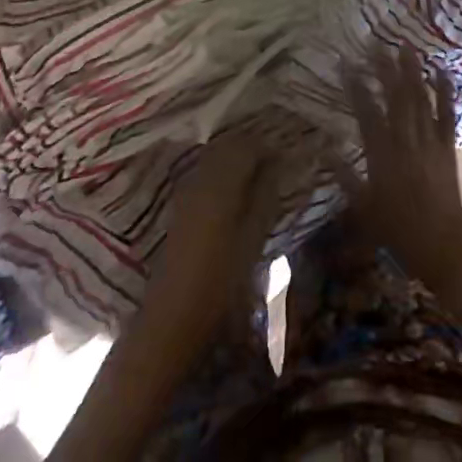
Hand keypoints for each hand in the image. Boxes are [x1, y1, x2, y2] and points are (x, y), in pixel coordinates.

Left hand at [147, 132, 288, 328]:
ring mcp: (186, 190)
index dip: (269, 148)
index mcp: (220, 182)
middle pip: (228, 146)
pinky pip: (206, 174)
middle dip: (253, 150)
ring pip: (215, 158)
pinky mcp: (180, 206)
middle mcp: (200, 177)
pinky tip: (238, 196)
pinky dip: (224, 175)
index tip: (288, 161)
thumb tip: (276, 164)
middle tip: (277, 168)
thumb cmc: (221, 281)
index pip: (247, 145)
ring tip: (261, 182)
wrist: (174, 316)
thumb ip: (265, 195)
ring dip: (237, 162)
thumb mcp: (254, 238)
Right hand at [337, 47, 461, 286]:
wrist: (441, 241)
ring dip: (413, 71)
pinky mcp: (447, 146)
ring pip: (420, 99)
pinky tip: (442, 70)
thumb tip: (325, 147)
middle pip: (395, 96)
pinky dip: (445, 91)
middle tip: (376, 43)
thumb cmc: (396, 227)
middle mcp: (405, 140)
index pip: (366, 111)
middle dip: (385, 67)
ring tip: (406, 45)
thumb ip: (343, 174)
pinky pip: (447, 114)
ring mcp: (429, 140)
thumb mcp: (361, 205)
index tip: (346, 63)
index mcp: (381, 153)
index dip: (355, 85)